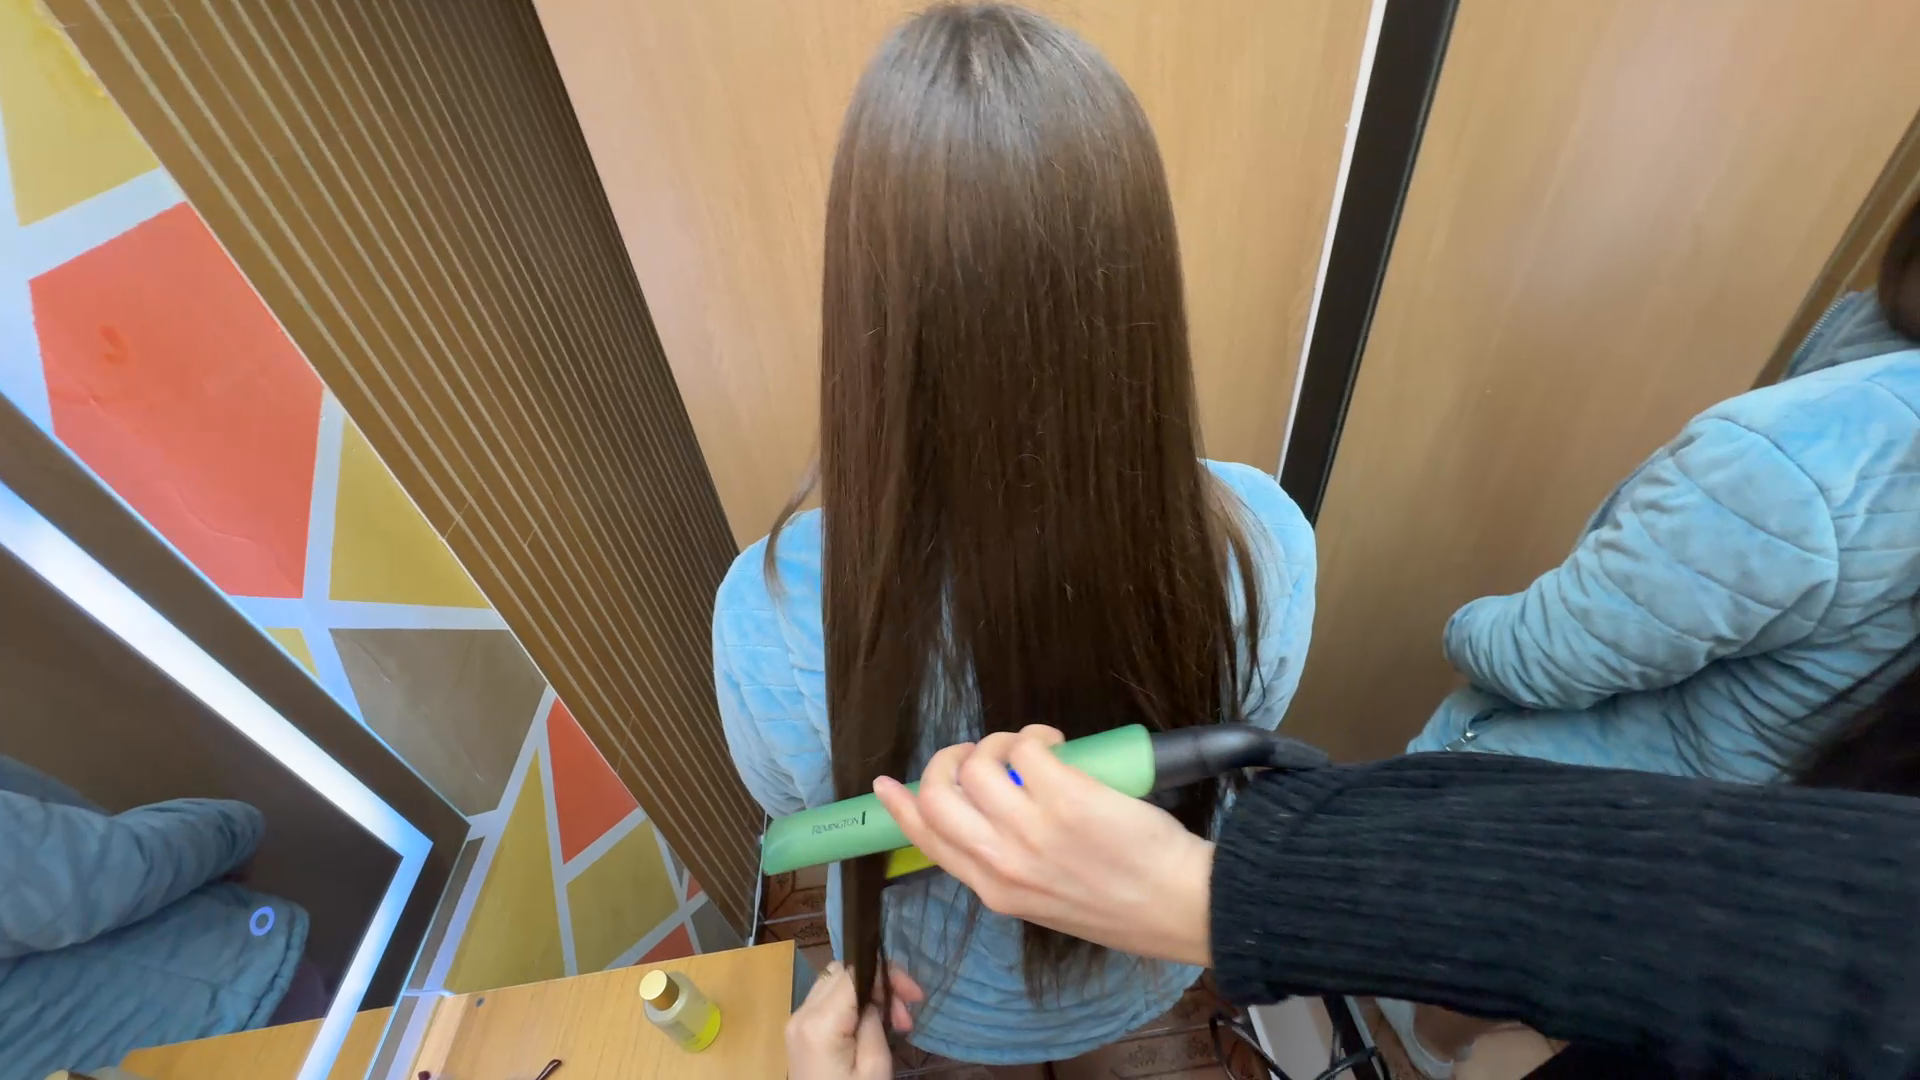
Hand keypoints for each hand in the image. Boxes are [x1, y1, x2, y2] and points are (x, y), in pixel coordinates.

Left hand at [786, 962, 901, 1079]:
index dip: (886, 974)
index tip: (914, 995)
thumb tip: (873, 995)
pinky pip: (827, 999)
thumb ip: (873, 1019)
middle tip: (906, 1013)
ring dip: (866, 991)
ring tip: (893, 1019)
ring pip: (835, 981)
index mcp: (819, 1022)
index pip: (855, 972)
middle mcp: (801, 1013)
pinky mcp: (799, 1031)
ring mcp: (796, 1021)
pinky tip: (870, 1022)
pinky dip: (850, 1002)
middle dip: (879, 982)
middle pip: (844, 972)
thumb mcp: (874, 1067)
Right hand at [873, 726, 1213, 966]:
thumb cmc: (1116, 902)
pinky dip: (1036, 735)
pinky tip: (1059, 744)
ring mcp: (1030, 829)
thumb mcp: (1042, 900)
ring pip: (977, 762)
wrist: (1180, 906)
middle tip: (976, 753)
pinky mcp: (1063, 797)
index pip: (928, 840)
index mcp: (993, 890)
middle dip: (946, 759)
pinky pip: (1024, 746)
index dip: (900, 808)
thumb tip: (982, 809)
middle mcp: (1001, 861)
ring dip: (998, 742)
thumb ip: (1004, 861)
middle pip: (936, 794)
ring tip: (1032, 749)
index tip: (885, 784)